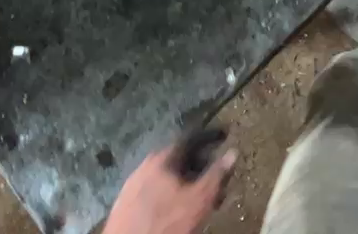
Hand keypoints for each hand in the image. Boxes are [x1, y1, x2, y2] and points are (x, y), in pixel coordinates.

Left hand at [102, 138, 237, 233]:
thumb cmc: (167, 223)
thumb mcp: (200, 199)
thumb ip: (217, 174)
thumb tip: (233, 152)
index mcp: (162, 158)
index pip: (191, 137)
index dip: (211, 136)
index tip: (225, 136)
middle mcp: (144, 165)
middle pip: (178, 157)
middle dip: (199, 163)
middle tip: (215, 175)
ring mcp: (131, 185)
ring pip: (165, 175)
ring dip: (184, 180)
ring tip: (198, 195)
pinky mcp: (124, 204)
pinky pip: (153, 189)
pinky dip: (168, 191)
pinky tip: (176, 206)